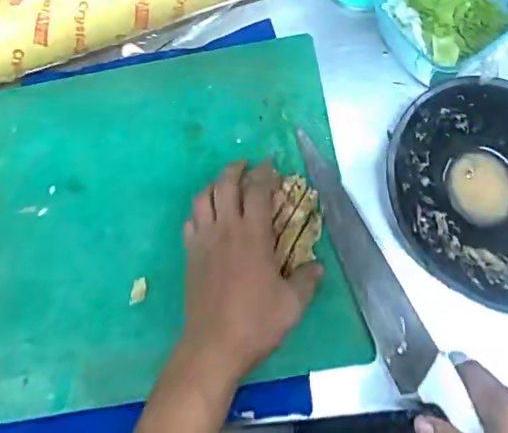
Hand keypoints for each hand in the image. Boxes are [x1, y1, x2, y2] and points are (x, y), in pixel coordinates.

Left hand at [177, 160, 323, 382]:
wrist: (214, 343)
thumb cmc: (256, 322)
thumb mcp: (292, 305)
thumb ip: (307, 281)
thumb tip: (318, 266)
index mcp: (253, 234)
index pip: (258, 190)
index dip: (264, 173)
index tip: (270, 165)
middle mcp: (226, 227)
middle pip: (226, 183)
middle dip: (236, 168)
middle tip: (246, 165)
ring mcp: (204, 238)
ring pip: (203, 196)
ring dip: (215, 184)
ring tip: (225, 184)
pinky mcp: (190, 252)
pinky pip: (191, 219)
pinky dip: (199, 210)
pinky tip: (207, 216)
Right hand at [415, 356, 507, 432]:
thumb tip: (421, 419)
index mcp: (505, 400)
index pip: (467, 366)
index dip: (443, 374)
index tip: (427, 391)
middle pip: (482, 390)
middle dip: (459, 403)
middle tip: (441, 421)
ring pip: (498, 412)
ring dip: (478, 420)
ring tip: (460, 430)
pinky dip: (496, 429)